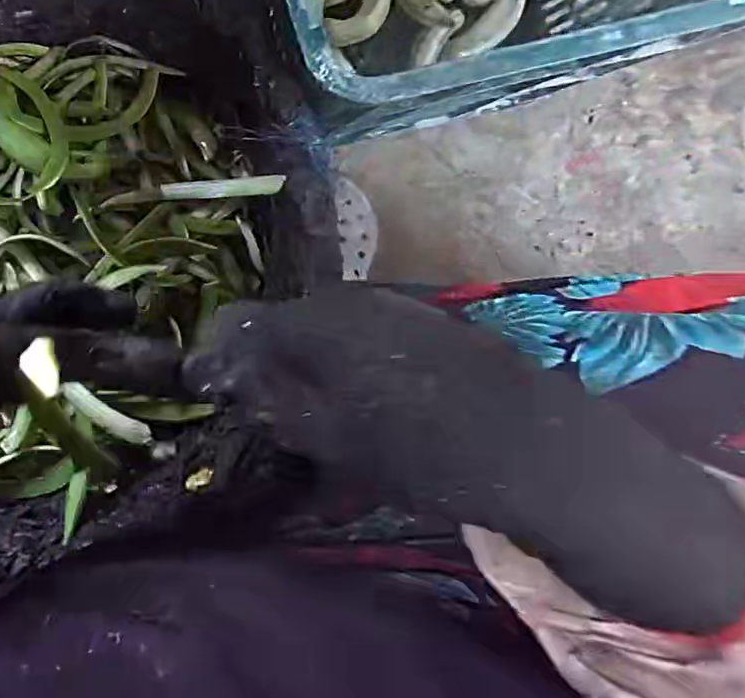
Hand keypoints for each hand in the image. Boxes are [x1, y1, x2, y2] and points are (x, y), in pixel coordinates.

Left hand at [0, 241, 159, 534]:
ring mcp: (7, 361)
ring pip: (64, 355)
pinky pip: (48, 381)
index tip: (130, 308)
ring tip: (140, 366)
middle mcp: (9, 331)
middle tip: (152, 340)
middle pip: (69, 328)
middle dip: (108, 331)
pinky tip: (95, 387)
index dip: (90, 299)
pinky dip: (73, 381)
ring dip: (99, 357)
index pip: (52, 298)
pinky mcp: (3, 389)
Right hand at [184, 284, 744, 635]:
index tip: (207, 378)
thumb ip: (270, 403)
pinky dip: (345, 353)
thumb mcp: (329, 437)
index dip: (215, 350)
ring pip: (323, 323)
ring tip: (311, 396)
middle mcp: (343, 297)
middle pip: (282, 320)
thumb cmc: (416, 447)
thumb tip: (231, 381)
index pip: (239, 322)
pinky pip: (362, 328)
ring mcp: (388, 302)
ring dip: (306, 355)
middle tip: (260, 395)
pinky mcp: (423, 315)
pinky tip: (363, 386)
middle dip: (263, 355)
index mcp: (310, 321)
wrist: (537, 446)